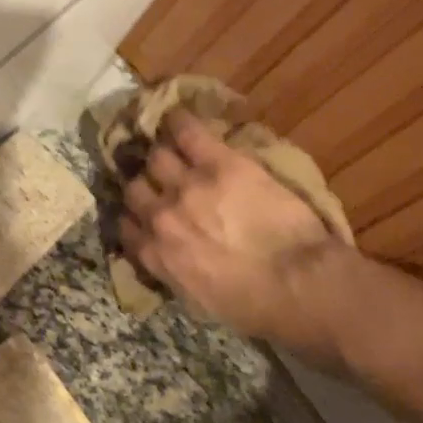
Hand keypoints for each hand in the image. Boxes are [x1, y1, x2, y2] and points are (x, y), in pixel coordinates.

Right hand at [119, 111, 333, 338]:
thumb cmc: (254, 306)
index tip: (142, 214)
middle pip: (136, 188)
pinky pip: (188, 132)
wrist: (295, 284)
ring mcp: (186, 187)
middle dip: (145, 184)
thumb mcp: (199, 302)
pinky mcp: (218, 163)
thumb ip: (174, 273)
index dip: (134, 217)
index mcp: (156, 256)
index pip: (126, 227)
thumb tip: (172, 259)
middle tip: (158, 179)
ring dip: (162, 155)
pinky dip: (180, 122)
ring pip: (157, 158)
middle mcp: (160, 217)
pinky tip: (178, 116)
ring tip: (171, 149)